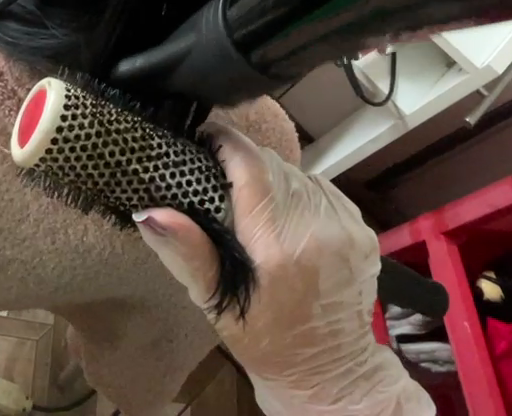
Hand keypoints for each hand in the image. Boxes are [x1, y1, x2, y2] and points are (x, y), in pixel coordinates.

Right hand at [133, 126, 433, 415]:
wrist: (331, 376)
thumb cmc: (264, 340)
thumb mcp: (215, 303)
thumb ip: (185, 252)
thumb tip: (149, 210)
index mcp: (276, 245)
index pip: (250, 164)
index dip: (224, 141)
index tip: (202, 137)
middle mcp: (316, 226)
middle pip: (271, 164)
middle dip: (244, 163)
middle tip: (221, 182)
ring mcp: (344, 226)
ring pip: (296, 171)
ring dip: (272, 177)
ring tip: (254, 204)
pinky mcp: (362, 229)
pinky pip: (321, 186)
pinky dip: (300, 191)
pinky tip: (289, 217)